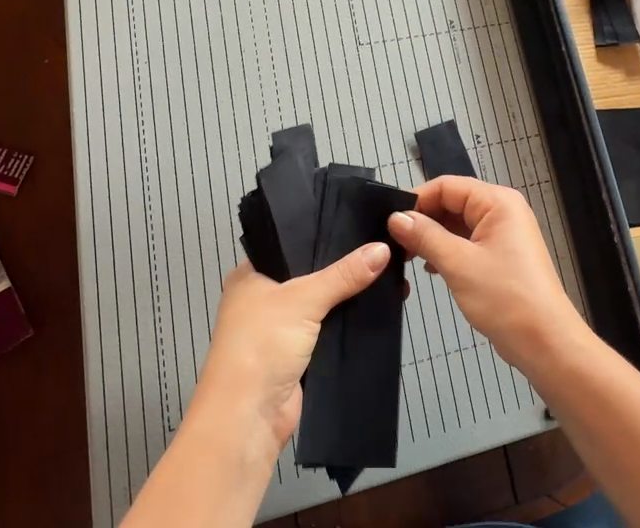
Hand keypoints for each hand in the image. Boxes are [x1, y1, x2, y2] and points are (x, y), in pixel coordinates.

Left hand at [193, 243, 389, 455]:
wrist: (247, 419)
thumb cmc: (261, 345)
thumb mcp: (303, 299)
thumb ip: (344, 274)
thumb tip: (384, 248)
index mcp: (251, 274)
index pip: (293, 242)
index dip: (325, 234)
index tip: (363, 221)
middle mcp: (263, 297)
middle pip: (312, 273)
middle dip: (345, 265)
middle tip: (386, 245)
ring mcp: (281, 329)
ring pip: (324, 303)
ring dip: (351, 294)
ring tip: (392, 271)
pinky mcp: (299, 355)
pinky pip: (330, 329)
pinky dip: (349, 320)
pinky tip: (379, 305)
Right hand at [387, 177, 585, 367]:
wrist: (545, 342)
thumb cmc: (505, 297)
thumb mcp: (458, 264)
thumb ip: (425, 236)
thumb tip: (396, 217)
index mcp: (497, 202)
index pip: (447, 186)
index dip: (417, 200)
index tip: (389, 221)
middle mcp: (502, 211)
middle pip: (453, 203)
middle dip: (423, 220)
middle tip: (393, 242)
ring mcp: (503, 234)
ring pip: (458, 224)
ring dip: (433, 237)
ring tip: (406, 256)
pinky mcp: (501, 256)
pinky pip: (467, 243)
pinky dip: (447, 251)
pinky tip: (430, 268)